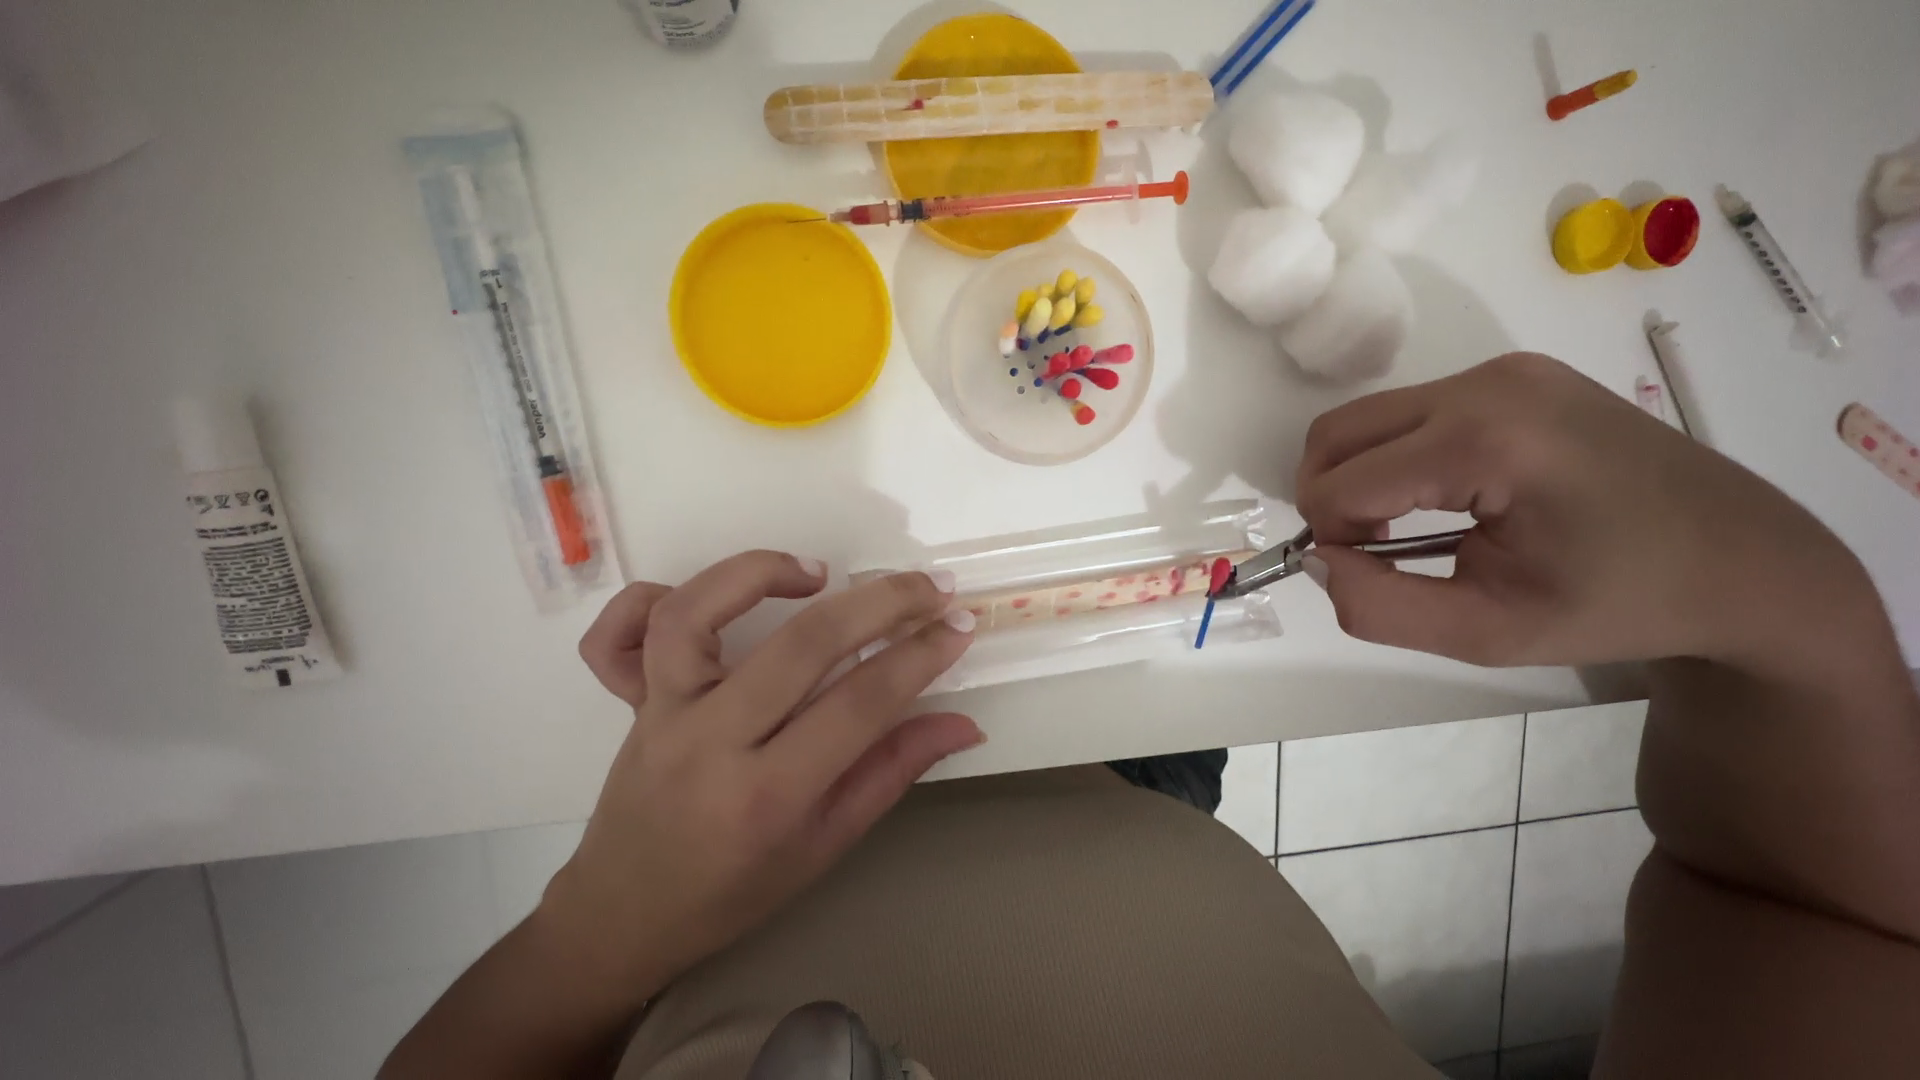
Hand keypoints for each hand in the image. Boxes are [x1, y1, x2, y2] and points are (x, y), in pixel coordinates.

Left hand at [544, 552, 979, 997]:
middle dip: (880, 603)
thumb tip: (964, 723)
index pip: (860, 704)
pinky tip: (722, 596)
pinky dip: (657, 593)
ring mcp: (661, 713)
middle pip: (801, 645)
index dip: (919, 657)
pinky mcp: (631, 698)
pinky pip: (622, 630)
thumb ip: (893, 772)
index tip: (959, 625)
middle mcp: (710, 742)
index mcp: (768, 796)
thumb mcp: (826, 845)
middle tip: (929, 587)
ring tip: (818, 571)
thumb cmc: (735, 890)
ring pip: (696, 613)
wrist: (626, 912)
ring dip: (761, 572)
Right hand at [1294, 352, 1872, 668]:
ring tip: (1401, 527)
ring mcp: (1505, 370)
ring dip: (1357, 475)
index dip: (1331, 538)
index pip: (1340, 483)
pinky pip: (1409, 411)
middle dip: (1327, 497)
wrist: (1746, 562)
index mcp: (1486, 442)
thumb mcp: (1485, 633)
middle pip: (1336, 433)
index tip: (1369, 577)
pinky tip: (1439, 496)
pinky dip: (1394, 456)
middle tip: (1368, 550)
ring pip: (1366, 418)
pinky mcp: (1515, 374)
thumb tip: (1317, 560)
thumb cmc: (1616, 606)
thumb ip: (1378, 607)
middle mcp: (1486, 384)